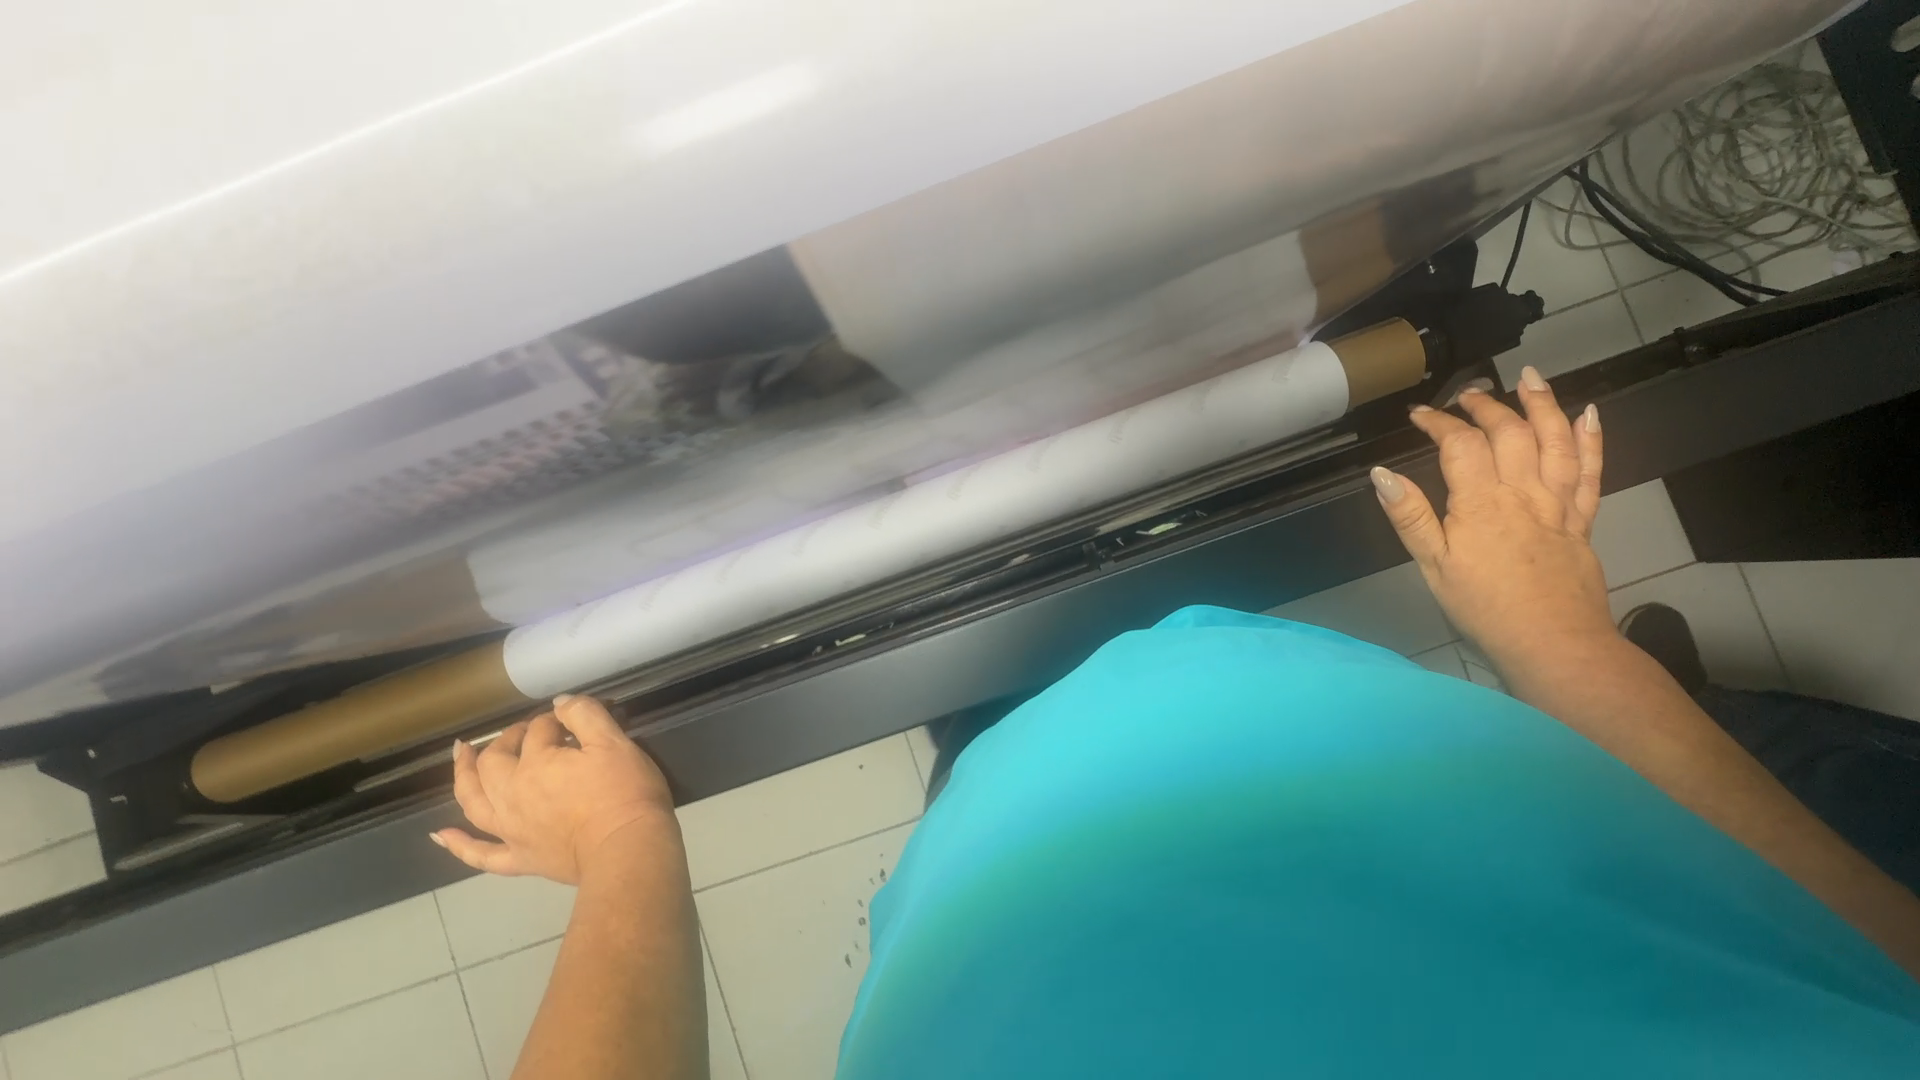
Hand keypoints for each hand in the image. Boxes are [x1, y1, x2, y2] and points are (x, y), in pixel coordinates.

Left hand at [433, 694, 677, 883]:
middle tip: (523, 731)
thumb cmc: (625, 793)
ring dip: (463, 776)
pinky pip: (480, 854)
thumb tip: (559, 702)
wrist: (626, 849)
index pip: (539, 731)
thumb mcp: (615, 742)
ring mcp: (510, 830)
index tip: (572, 718)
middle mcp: (512, 794)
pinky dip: (458, 845)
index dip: (554, 719)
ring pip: (473, 800)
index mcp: (537, 763)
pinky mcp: (519, 859)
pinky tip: (441, 836)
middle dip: (506, 739)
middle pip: (495, 760)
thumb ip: (585, 715)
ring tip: (460, 756)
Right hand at [1371, 367, 1615, 674]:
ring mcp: (1558, 504)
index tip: (1419, 415)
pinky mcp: (1581, 520)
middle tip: (1466, 394)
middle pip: (1509, 433)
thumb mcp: (1432, 565)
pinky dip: (1590, 440)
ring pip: (1555, 442)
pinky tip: (1588, 415)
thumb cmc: (1482, 607)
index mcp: (1481, 504)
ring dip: (1542, 405)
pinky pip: (1590, 471)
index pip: (1460, 446)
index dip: (1439, 424)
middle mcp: (1523, 493)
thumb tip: (1382, 474)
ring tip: (1530, 378)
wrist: (1552, 642)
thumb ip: (1410, 517)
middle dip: (1485, 407)